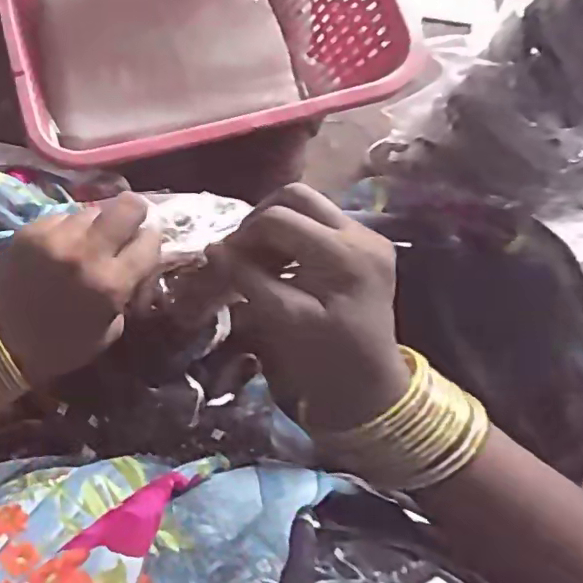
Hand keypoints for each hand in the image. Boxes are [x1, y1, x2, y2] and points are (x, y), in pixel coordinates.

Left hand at [0, 192, 163, 386]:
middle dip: (133, 213)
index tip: (142, 247)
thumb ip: (125, 293)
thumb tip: (134, 267)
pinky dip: (66, 229)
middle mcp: (87, 251)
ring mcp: (57, 235)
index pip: (150, 241)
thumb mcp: (107, 332)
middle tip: (126, 225)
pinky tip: (58, 246)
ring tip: (85, 241)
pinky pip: (62, 217)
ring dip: (95, 224)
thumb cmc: (55, 347)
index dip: (151, 242)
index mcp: (111, 283)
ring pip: (92, 210)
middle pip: (128, 206)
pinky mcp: (31, 229)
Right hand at [207, 184, 409, 433]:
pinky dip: (289, 236)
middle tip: (241, 251)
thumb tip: (212, 249)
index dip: (242, 235)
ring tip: (258, 259)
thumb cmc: (325, 359)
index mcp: (343, 254)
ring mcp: (366, 237)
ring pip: (306, 205)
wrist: (370, 386)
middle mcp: (361, 235)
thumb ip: (246, 279)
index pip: (277, 218)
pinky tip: (279, 264)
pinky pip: (317, 222)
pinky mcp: (363, 245)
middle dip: (258, 219)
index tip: (224, 261)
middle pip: (295, 196)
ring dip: (273, 225)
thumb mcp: (281, 319)